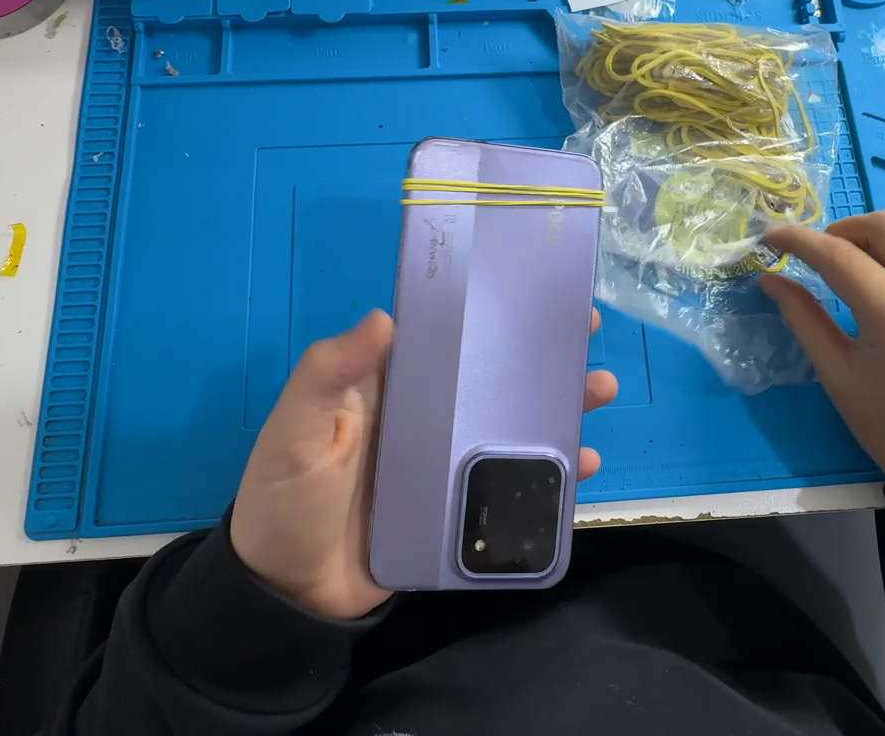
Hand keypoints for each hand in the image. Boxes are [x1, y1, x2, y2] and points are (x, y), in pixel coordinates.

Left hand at [230, 308, 619, 619]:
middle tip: (587, 337)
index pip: (448, 337)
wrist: (287, 592)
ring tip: (598, 393)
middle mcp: (429, 416)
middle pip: (494, 379)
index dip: (489, 314)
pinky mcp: (462, 508)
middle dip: (541, 358)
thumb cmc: (285, 494)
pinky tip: (582, 469)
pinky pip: (514, 485)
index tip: (535, 293)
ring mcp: (449, 463)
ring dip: (557, 409)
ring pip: (514, 427)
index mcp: (393, 385)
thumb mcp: (296, 426)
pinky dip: (550, 475)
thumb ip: (328, 371)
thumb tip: (384, 316)